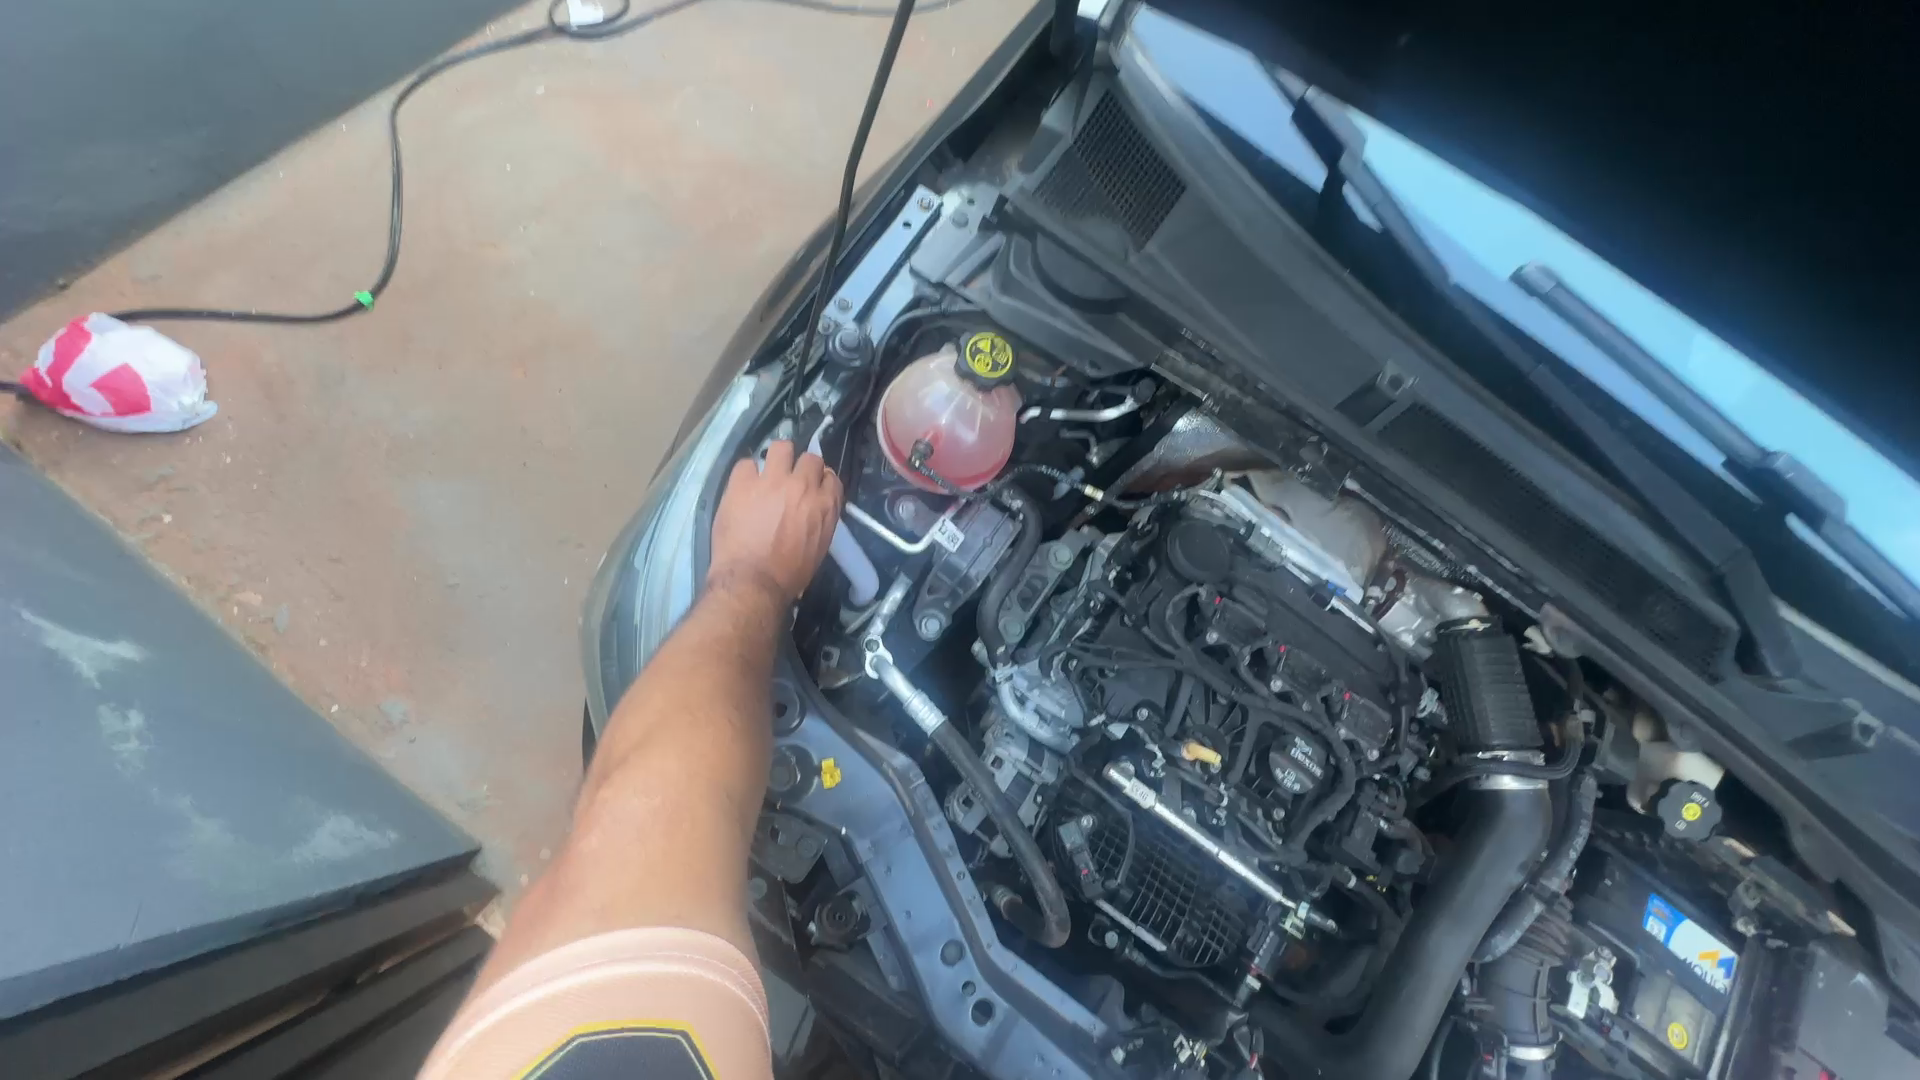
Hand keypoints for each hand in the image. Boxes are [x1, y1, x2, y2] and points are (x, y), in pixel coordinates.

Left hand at [707, 440, 842, 603]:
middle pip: (810, 458)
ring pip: (781, 447)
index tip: (812, 489)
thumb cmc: (789, 575)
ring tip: (768, 473)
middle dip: (801, 468)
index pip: (831, 478)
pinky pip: (746, 464)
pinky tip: (743, 488)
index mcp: (825, 505)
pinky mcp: (742, 483)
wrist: (752, 582)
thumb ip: (820, 520)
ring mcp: (772, 481)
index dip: (820, 481)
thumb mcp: (819, 548)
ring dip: (777, 458)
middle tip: (789, 481)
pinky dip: (746, 474)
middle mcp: (803, 486)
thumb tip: (812, 510)